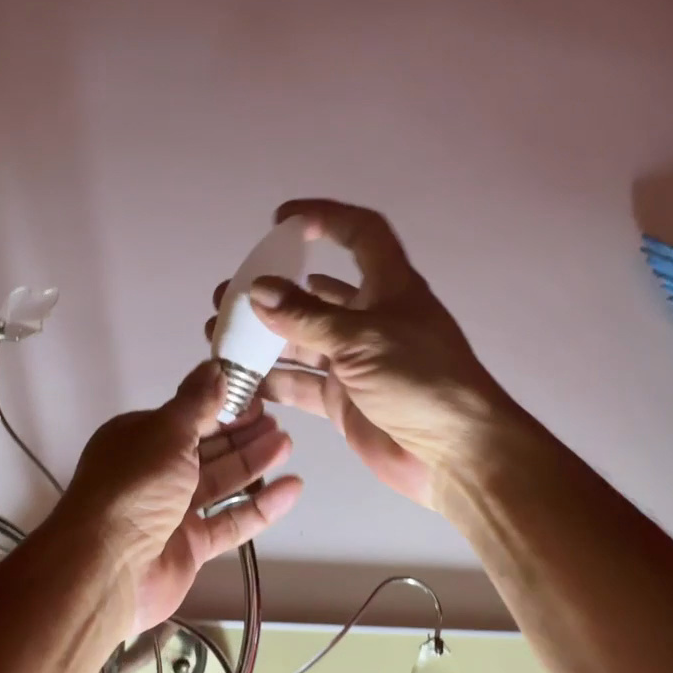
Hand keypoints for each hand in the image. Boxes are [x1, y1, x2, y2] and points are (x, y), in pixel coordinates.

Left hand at [54, 362, 303, 633]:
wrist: (107, 567)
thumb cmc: (133, 488)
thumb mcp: (165, 433)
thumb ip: (196, 402)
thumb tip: (215, 366)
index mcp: (138, 440)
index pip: (186, 417)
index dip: (220, 405)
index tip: (255, 395)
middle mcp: (153, 474)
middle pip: (205, 449)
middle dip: (241, 434)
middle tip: (277, 421)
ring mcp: (172, 512)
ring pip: (220, 483)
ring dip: (252, 464)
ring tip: (286, 445)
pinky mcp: (190, 547)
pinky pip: (231, 521)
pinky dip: (260, 506)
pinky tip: (291, 489)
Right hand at [205, 199, 516, 509]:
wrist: (453, 454)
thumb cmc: (420, 381)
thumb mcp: (362, 340)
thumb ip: (306, 317)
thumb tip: (258, 290)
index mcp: (389, 288)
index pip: (360, 235)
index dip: (325, 218)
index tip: (282, 221)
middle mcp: (369, 320)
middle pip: (314, 296)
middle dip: (272, 292)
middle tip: (227, 295)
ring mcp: (354, 364)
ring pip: (300, 343)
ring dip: (263, 339)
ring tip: (219, 336)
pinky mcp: (343, 401)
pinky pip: (300, 384)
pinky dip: (272, 381)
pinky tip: (238, 377)